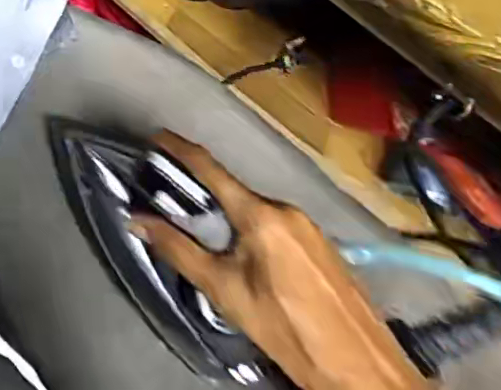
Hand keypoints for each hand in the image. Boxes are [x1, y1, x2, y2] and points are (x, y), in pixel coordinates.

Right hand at [131, 131, 425, 389]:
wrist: (361, 371)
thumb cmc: (288, 332)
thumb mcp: (226, 294)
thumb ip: (179, 252)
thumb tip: (139, 222)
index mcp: (261, 215)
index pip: (211, 169)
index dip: (181, 149)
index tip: (158, 136)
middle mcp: (286, 208)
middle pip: (234, 193)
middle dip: (206, 198)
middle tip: (179, 210)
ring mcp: (309, 224)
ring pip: (257, 211)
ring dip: (232, 220)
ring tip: (215, 248)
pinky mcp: (323, 242)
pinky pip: (279, 225)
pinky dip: (257, 233)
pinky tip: (254, 264)